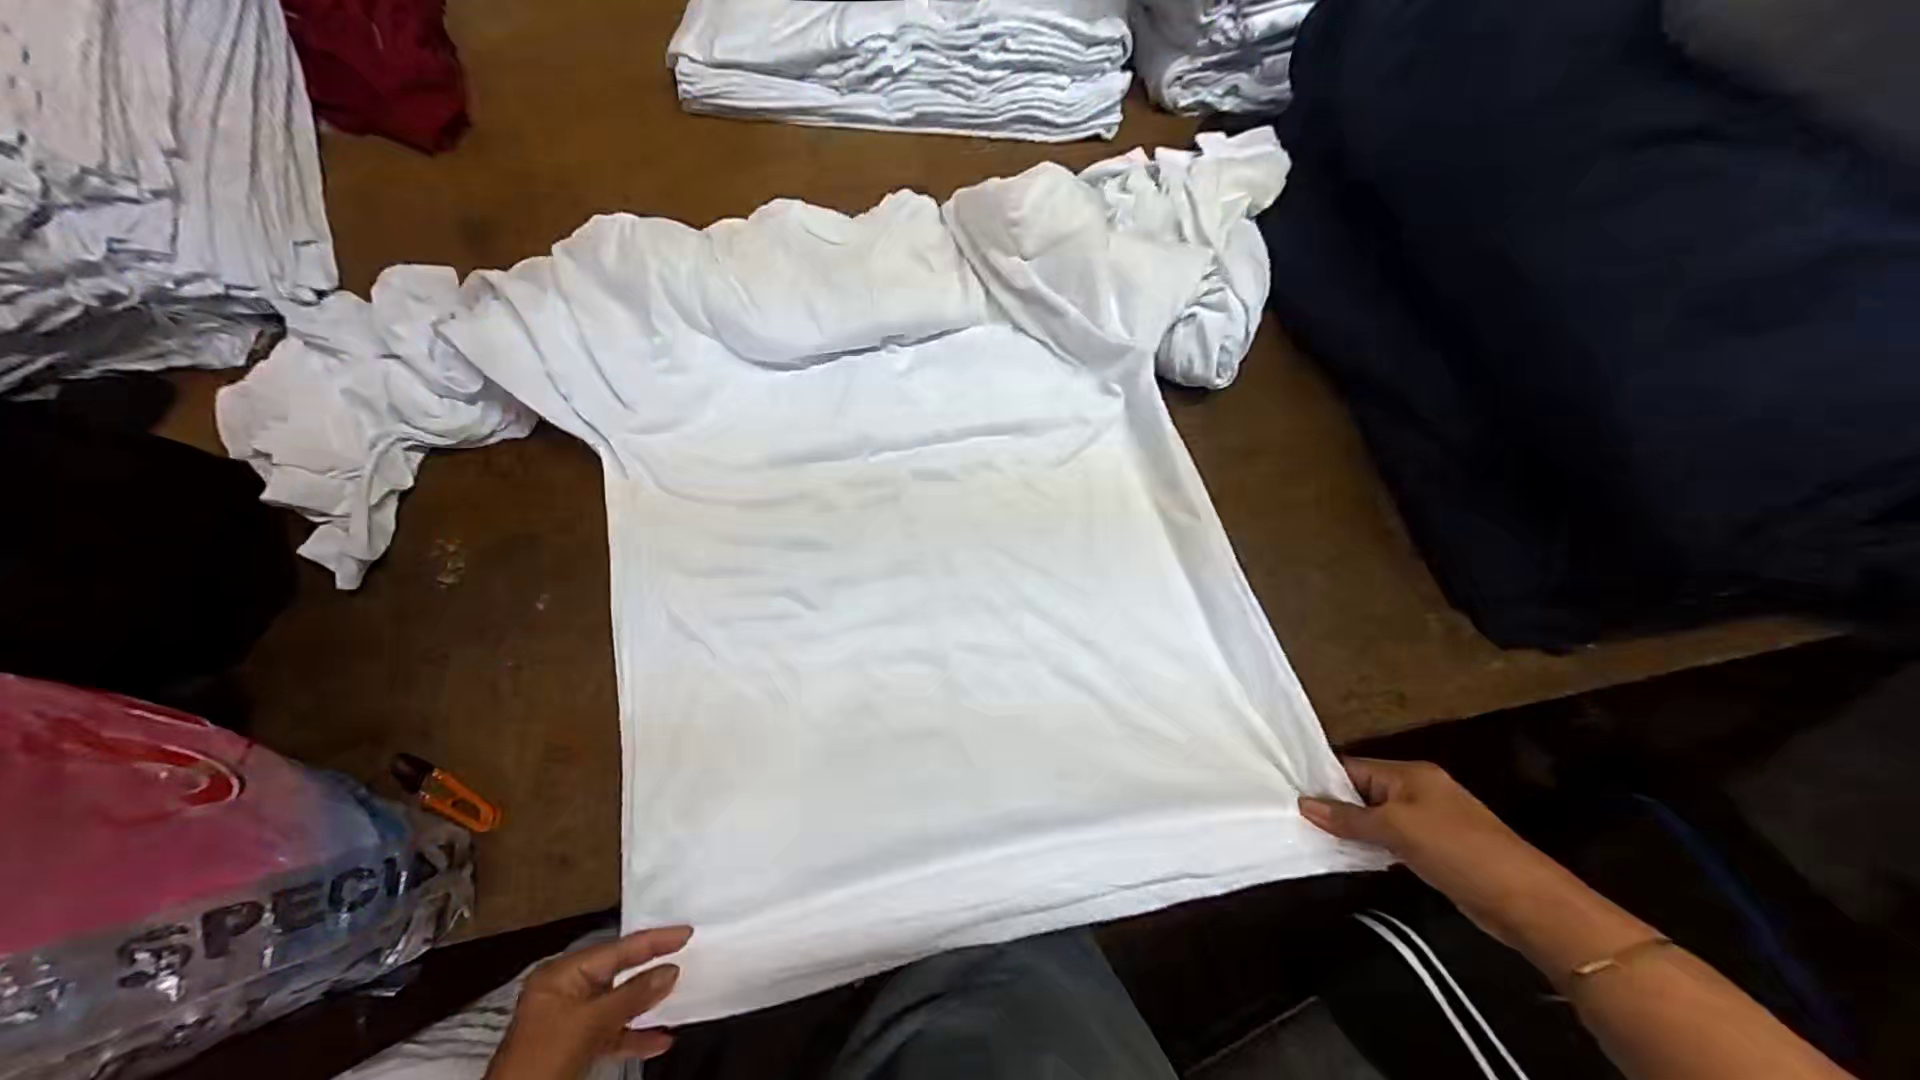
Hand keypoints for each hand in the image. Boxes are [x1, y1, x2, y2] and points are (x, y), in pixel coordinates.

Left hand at [483, 925, 692, 1079]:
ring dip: (646, 1003)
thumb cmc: (543, 1063)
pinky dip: (633, 1035)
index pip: (617, 949)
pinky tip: (659, 1041)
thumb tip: (671, 970)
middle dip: (651, 969)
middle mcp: (565, 991)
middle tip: (687, 955)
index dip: (654, 941)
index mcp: (562, 976)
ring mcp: (568, 1020)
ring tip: (678, 994)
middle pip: (618, 972)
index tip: (687, 933)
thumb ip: (633, 995)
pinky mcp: (573, 1047)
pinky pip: (611, 1032)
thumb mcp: (591, 1025)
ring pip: (617, 1003)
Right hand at [1298, 758, 1586, 947]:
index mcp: (1411, 774)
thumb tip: (1305, 804)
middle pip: (1362, 792)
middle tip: (1295, 819)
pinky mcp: (1436, 849)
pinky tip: (1350, 856)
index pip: (1352, 767)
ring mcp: (1429, 821)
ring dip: (1351, 829)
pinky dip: (1371, 846)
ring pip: (1375, 818)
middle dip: (1334, 806)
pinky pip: (1391, 839)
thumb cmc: (1460, 851)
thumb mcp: (1396, 829)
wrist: (1529, 904)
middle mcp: (1418, 791)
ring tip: (1312, 837)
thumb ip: (1349, 818)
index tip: (1288, 793)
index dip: (1322, 781)